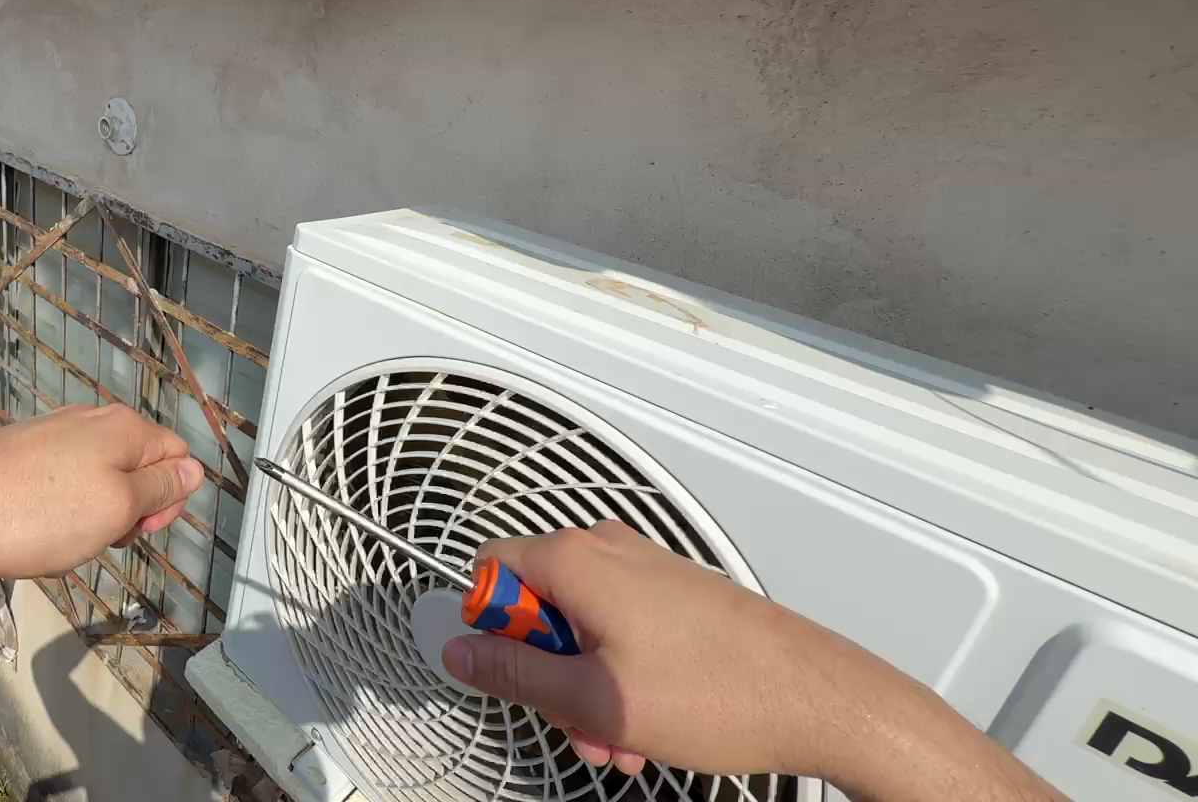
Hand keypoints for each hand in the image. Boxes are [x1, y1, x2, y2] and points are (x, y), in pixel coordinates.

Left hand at [0, 404, 203, 577]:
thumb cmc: (38, 514)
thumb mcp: (116, 509)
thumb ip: (161, 488)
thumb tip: (195, 470)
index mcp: (126, 428)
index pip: (179, 458)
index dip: (168, 500)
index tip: (136, 530)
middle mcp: (96, 420)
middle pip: (140, 468)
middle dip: (128, 510)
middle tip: (97, 538)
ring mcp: (58, 431)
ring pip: (102, 478)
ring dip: (94, 514)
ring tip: (62, 538)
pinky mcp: (27, 448)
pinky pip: (66, 480)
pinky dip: (62, 508)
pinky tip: (36, 529)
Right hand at [440, 522, 904, 780]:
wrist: (822, 697)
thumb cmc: (718, 691)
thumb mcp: (594, 700)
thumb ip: (514, 674)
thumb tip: (460, 652)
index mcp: (572, 559)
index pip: (487, 569)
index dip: (490, 624)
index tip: (517, 670)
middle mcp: (602, 548)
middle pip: (533, 600)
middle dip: (545, 666)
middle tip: (574, 717)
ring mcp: (639, 566)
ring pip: (576, 619)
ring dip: (582, 678)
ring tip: (617, 734)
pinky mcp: (667, 588)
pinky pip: (613, 620)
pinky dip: (614, 665)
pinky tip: (642, 718)